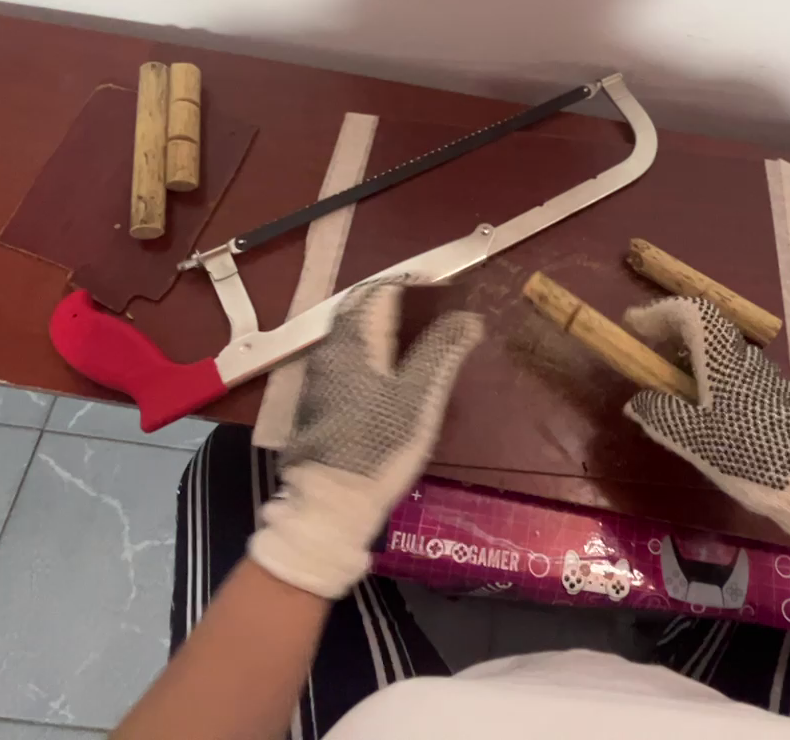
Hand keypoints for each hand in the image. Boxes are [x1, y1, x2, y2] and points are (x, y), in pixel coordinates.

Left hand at [248, 284, 482, 599]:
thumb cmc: (378, 444)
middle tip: (433, 307)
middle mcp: (331, 351)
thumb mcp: (420, 396)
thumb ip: (443, 350)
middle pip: (361, 308)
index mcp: (353, 341)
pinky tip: (393, 369)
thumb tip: (469, 318)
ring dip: (383, 324)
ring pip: (352, 334)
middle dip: (396, 301)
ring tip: (419, 333)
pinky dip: (373, 348)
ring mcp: (321, 377)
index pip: (379, 291)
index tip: (444, 288)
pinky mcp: (320, 401)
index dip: (412, 284)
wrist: (329, 505)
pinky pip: (348, 357)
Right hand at [623, 297, 789, 604]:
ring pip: (733, 363)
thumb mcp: (694, 440)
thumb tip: (636, 401)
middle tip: (658, 368)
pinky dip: (730, 392)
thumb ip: (661, 415)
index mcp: (724, 362)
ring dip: (706, 369)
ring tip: (690, 405)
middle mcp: (751, 363)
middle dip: (680, 343)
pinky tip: (730, 427)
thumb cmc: (750, 456)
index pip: (694, 313)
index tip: (637, 326)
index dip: (662, 311)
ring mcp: (777, 383)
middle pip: (712, 335)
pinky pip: (753, 386)